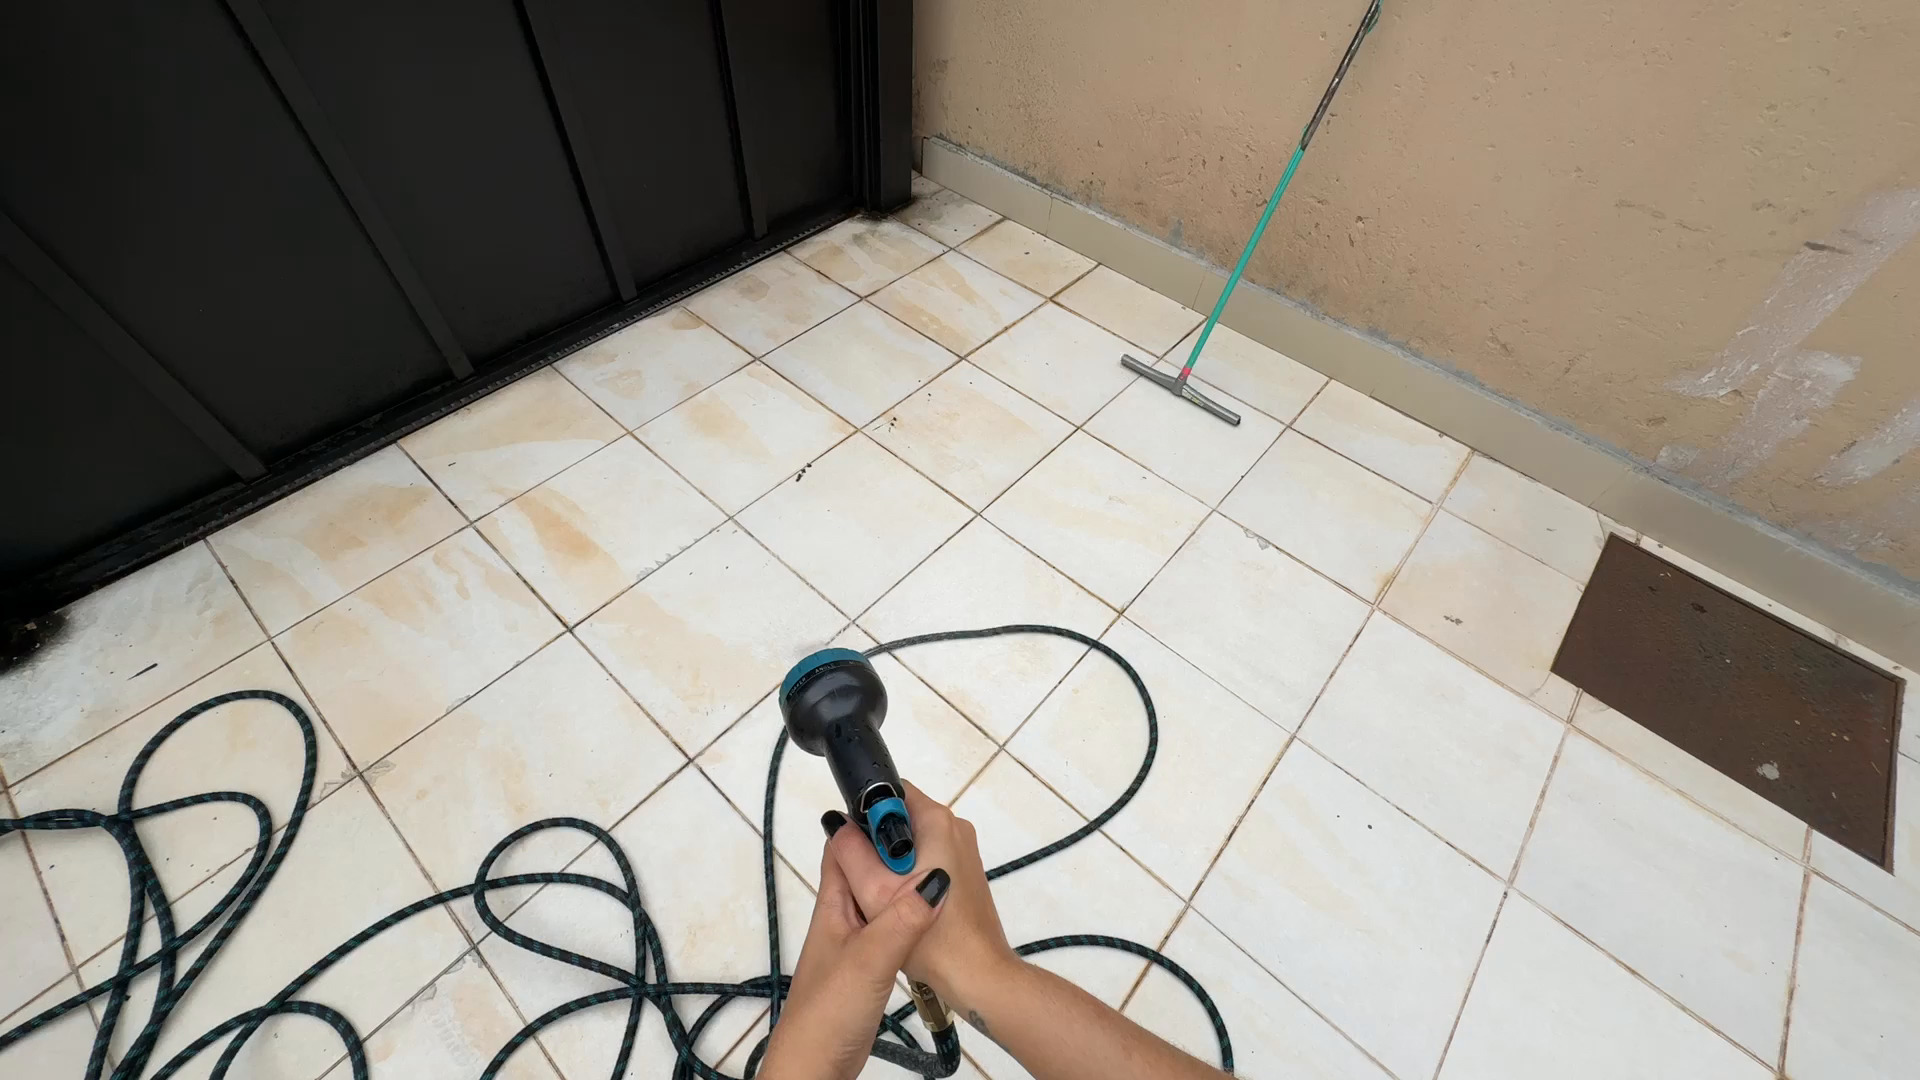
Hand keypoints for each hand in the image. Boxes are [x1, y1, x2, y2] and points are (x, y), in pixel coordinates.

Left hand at [757, 812, 948, 1079]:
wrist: (812, 1073)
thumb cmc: (830, 1010)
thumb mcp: (870, 959)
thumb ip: (903, 920)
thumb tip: (939, 877)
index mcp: (834, 905)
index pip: (844, 848)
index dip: (865, 822)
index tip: (898, 803)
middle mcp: (841, 918)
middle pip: (864, 871)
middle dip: (889, 849)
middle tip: (927, 834)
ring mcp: (853, 944)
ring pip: (878, 899)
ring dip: (899, 882)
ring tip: (934, 868)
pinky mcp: (865, 968)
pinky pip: (887, 928)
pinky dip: (905, 915)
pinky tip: (925, 919)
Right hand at [823, 783, 1019, 1015]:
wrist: (977, 974)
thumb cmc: (928, 932)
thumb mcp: (875, 891)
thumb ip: (851, 853)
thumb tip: (836, 824)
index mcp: (937, 820)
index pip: (894, 791)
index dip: (867, 811)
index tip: (853, 843)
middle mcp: (955, 826)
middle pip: (903, 817)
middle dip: (878, 842)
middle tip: (861, 876)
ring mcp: (964, 849)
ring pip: (915, 841)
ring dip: (893, 862)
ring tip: (879, 895)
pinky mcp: (966, 871)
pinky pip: (930, 858)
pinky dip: (911, 873)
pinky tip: (901, 904)